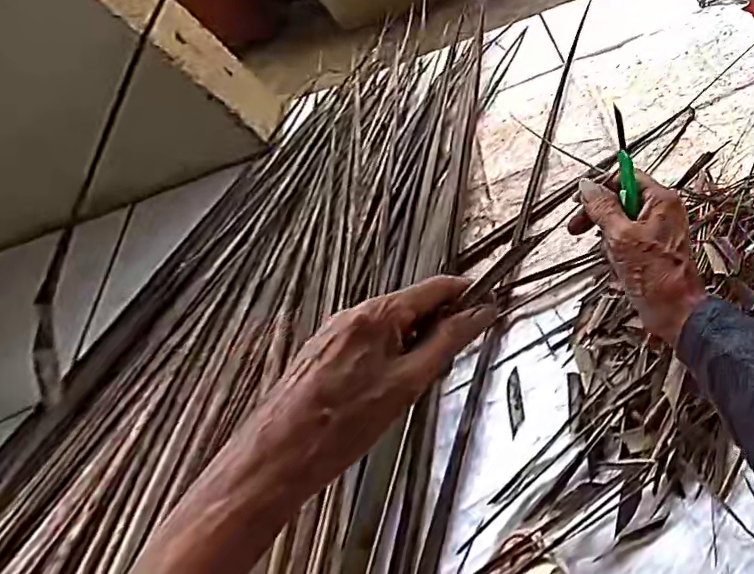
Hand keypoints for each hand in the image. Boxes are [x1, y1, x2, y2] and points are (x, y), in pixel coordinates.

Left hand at [133, 276, 497, 573]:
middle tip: (450, 357)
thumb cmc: (333, 430)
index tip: (486, 309)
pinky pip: (370, 339)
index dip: (469, 295)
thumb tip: (480, 314)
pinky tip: (384, 388)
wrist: (267, 469)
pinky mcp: (321, 353)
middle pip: (416, 303)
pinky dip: (389, 353)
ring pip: (394, 323)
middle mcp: (354, 314)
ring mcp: (334, 333)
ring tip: (413, 381)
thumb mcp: (409, 382)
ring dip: (414, 341)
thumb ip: (450, 340)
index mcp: (378, 313)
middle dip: (440, 324)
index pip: (440, 285)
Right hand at [568, 171, 705, 344]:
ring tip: (613, 255)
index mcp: (662, 200)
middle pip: (623, 199)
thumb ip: (603, 208)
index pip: (627, 177)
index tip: (581, 201)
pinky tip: (618, 265)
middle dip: (601, 216)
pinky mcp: (654, 249)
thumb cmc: (656, 276)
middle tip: (579, 227)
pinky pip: (628, 240)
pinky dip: (617, 250)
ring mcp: (660, 230)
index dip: (602, 187)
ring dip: (609, 237)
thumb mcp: (620, 236)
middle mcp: (664, 211)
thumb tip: (588, 186)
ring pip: (622, 222)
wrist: (675, 311)